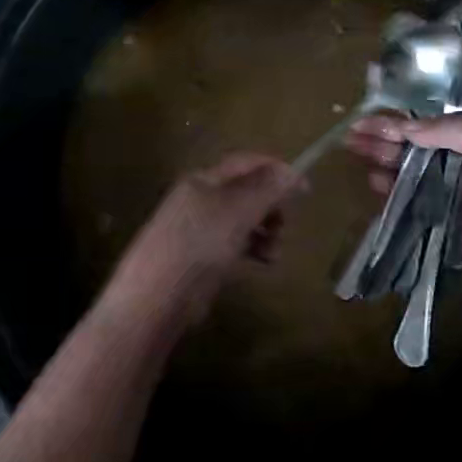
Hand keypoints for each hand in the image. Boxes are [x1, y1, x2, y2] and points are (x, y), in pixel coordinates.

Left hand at [112, 153, 303, 322]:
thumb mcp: (238, 209)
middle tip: (285, 226)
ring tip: (274, 253)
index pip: (248, 163)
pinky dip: (252, 249)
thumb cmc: (199, 244)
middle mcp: (200, 199)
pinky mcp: (200, 259)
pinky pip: (235, 244)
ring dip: (266, 231)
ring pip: (244, 220)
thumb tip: (292, 171)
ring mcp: (199, 230)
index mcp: (205, 179)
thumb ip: (268, 187)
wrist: (156, 298)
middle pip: (248, 192)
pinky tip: (261, 263)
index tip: (304, 189)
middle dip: (272, 206)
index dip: (277, 170)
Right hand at [345, 114, 461, 271]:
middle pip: (417, 150)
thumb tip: (405, 128)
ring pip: (417, 178)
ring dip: (389, 169)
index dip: (396, 122)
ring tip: (361, 163)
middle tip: (351, 141)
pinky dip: (402, 199)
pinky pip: (425, 208)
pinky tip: (380, 191)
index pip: (428, 124)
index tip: (363, 121)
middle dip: (385, 144)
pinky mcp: (460, 222)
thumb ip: (448, 130)